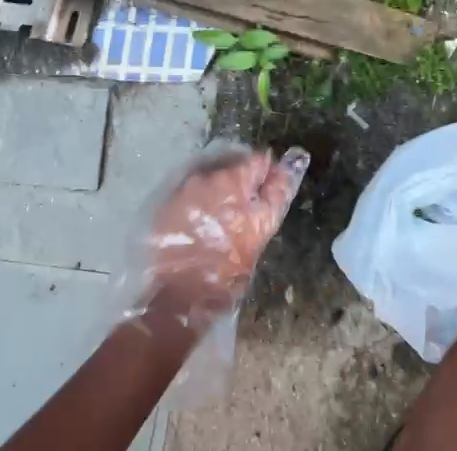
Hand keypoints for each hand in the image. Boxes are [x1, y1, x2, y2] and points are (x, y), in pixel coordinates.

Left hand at [146, 147, 308, 318]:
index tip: (265, 197)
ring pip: (210, 183)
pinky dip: (198, 206)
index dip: (266, 178)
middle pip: (232, 169)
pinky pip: (190, 197)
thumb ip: (278, 191)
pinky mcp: (165, 208)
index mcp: (233, 179)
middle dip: (241, 187)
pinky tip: (200, 229)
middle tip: (244, 215)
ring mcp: (182, 191)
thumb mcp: (263, 228)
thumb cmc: (230, 264)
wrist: (182, 296)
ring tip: (220, 223)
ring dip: (218, 195)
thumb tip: (292, 162)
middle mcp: (205, 177)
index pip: (258, 161)